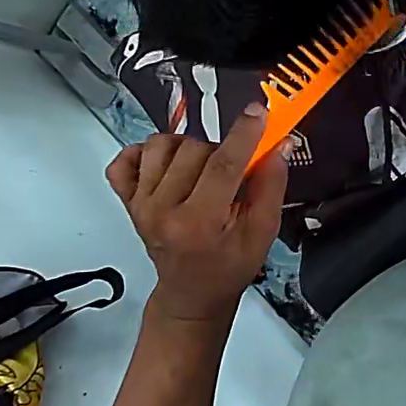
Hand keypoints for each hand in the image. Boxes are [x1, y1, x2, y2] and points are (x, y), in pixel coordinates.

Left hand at [105, 103, 289, 326]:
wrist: (193, 293)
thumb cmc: (230, 266)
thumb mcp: (263, 232)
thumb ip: (272, 185)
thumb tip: (279, 144)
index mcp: (199, 222)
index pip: (223, 165)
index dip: (244, 134)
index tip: (258, 112)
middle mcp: (162, 210)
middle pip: (195, 150)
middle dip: (222, 151)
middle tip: (234, 171)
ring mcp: (140, 204)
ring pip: (163, 146)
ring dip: (189, 148)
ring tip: (203, 168)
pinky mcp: (128, 201)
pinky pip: (126, 160)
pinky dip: (146, 152)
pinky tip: (168, 163)